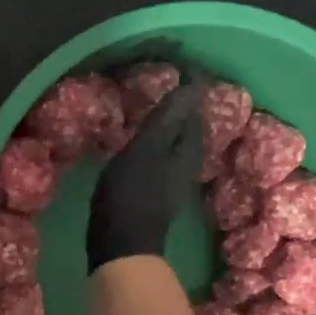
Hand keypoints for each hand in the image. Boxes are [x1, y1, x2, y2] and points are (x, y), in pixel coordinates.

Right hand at [88, 79, 206, 270]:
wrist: (121, 249)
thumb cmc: (130, 197)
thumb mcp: (145, 151)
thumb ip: (167, 119)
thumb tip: (193, 84)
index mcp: (187, 151)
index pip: (194, 109)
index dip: (190, 87)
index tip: (180, 66)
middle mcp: (187, 165)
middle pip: (188, 127)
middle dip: (180, 105)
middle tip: (164, 84)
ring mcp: (172, 182)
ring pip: (175, 143)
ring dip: (167, 125)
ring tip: (151, 108)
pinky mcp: (155, 195)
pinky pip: (161, 158)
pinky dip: (155, 143)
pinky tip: (139, 144)